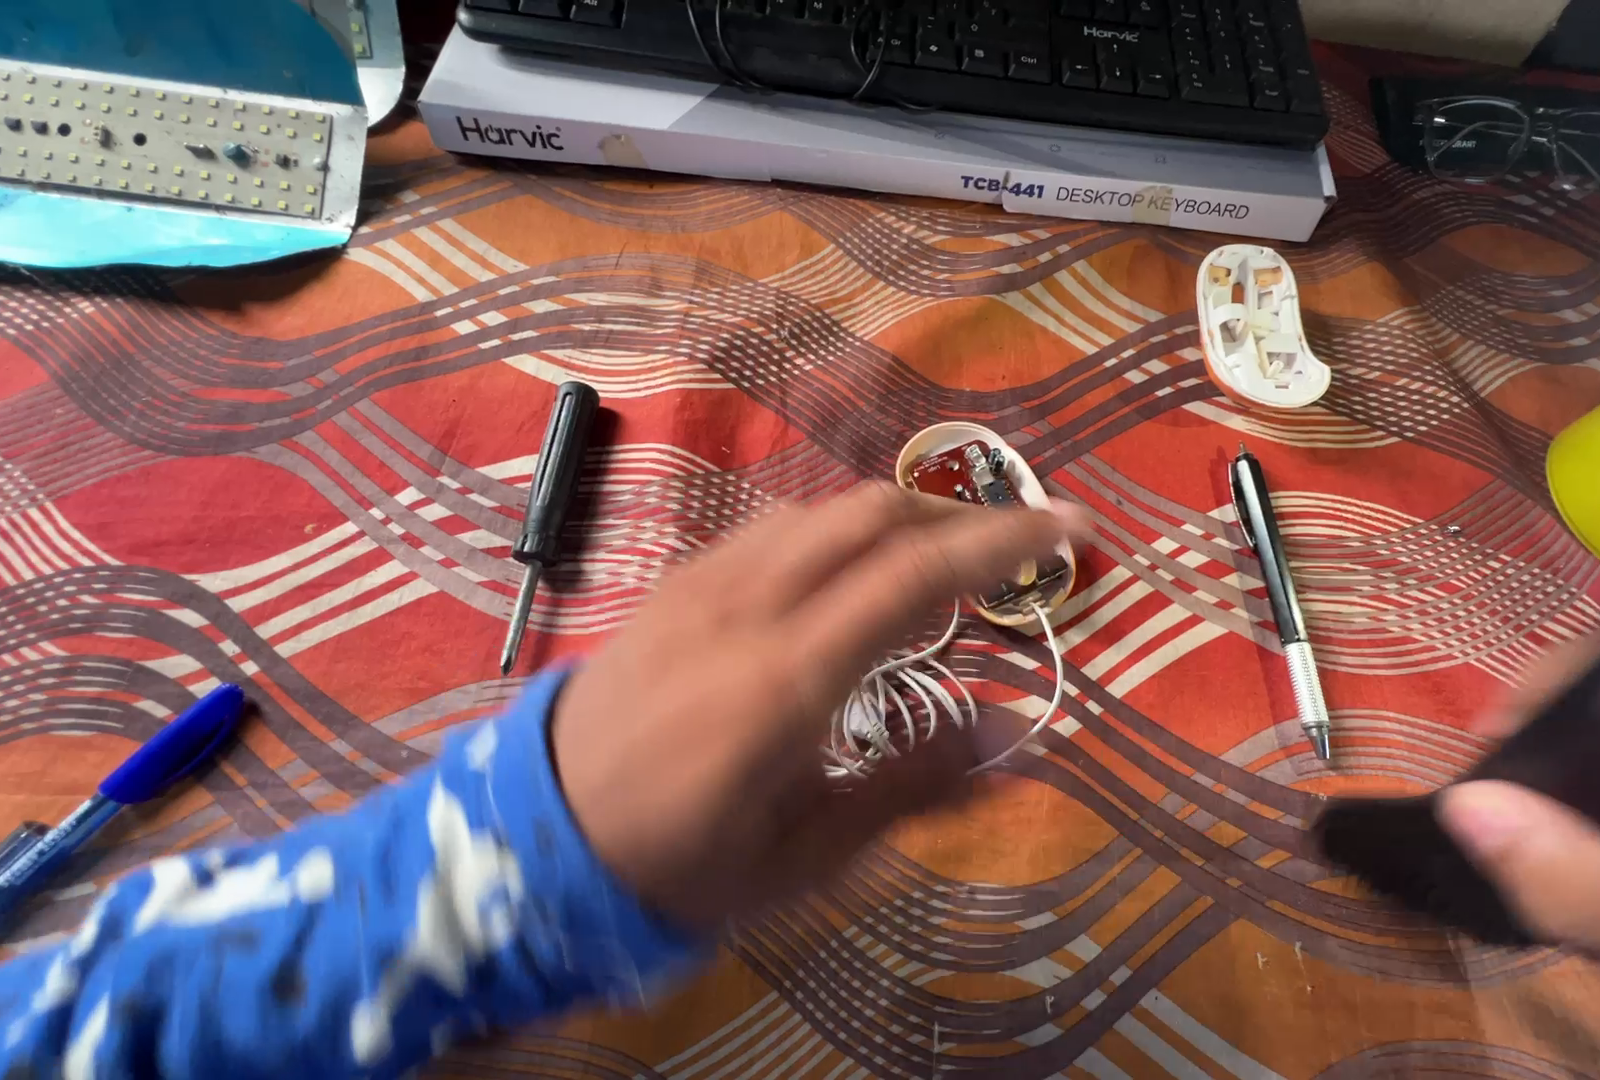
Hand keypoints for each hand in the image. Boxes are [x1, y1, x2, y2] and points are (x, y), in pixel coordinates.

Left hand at [548, 482, 1088, 931]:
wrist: (533, 837)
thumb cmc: (675, 864)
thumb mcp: (802, 855)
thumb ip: (912, 787)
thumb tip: (1011, 736)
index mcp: (784, 679)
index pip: (913, 576)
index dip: (1002, 540)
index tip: (1067, 526)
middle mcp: (746, 605)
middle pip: (873, 513)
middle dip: (958, 515)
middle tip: (1011, 548)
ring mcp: (704, 581)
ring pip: (825, 510)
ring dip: (899, 518)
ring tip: (941, 559)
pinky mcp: (677, 579)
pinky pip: (776, 527)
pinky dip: (839, 531)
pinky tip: (852, 571)